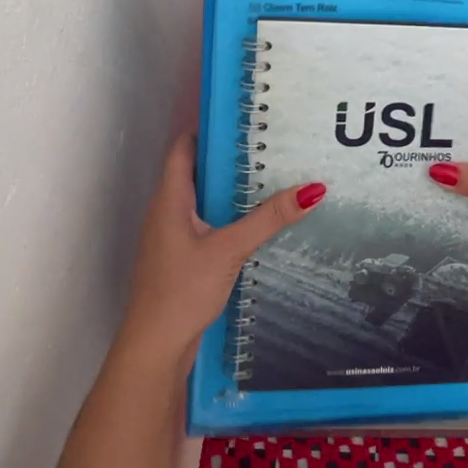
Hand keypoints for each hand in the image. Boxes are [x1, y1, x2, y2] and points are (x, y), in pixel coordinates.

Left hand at [117, 133, 324, 358]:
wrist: (154, 349)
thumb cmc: (182, 291)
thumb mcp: (230, 249)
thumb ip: (270, 219)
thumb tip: (313, 189)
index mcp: (169, 199)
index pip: (184, 147)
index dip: (209, 128)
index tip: (244, 118)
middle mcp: (166, 211)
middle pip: (197, 171)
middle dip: (230, 157)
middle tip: (269, 143)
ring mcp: (172, 236)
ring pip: (203, 199)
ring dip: (231, 188)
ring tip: (271, 175)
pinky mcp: (181, 258)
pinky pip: (207, 222)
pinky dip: (229, 214)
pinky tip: (257, 220)